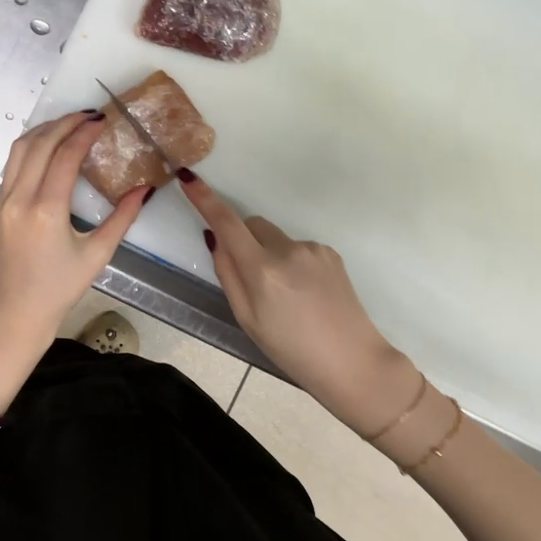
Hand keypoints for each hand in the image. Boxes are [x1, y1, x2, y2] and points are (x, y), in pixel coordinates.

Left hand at [0, 111, 150, 355]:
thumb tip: (145, 189)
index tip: (103, 120)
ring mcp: (5, 200)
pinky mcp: (0, 204)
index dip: (85, 134)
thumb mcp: (97, 254)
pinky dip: (31, 145)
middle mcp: (21, 198)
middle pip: (41, 143)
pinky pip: (13, 163)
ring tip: (71, 123)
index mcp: (46, 210)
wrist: (17, 311)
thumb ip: (122, 219)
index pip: (65, 156)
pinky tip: (49, 144)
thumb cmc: (59, 288)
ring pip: (21, 148)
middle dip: (66, 123)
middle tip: (90, 115)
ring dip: (45, 130)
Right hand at [179, 171, 417, 433]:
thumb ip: (228, 275)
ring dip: (270, 255)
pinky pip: (298, 249)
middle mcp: (288, 250)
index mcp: (263, 271)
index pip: (227, 224)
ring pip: (276, 239)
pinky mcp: (330, 253)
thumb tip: (216, 238)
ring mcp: (313, 249)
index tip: (189, 178)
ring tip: (286, 297)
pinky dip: (292, 263)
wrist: (352, 361)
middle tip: (250, 280)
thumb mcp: (247, 319)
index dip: (205, 199)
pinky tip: (305, 294)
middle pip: (253, 226)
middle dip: (244, 240)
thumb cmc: (291, 350)